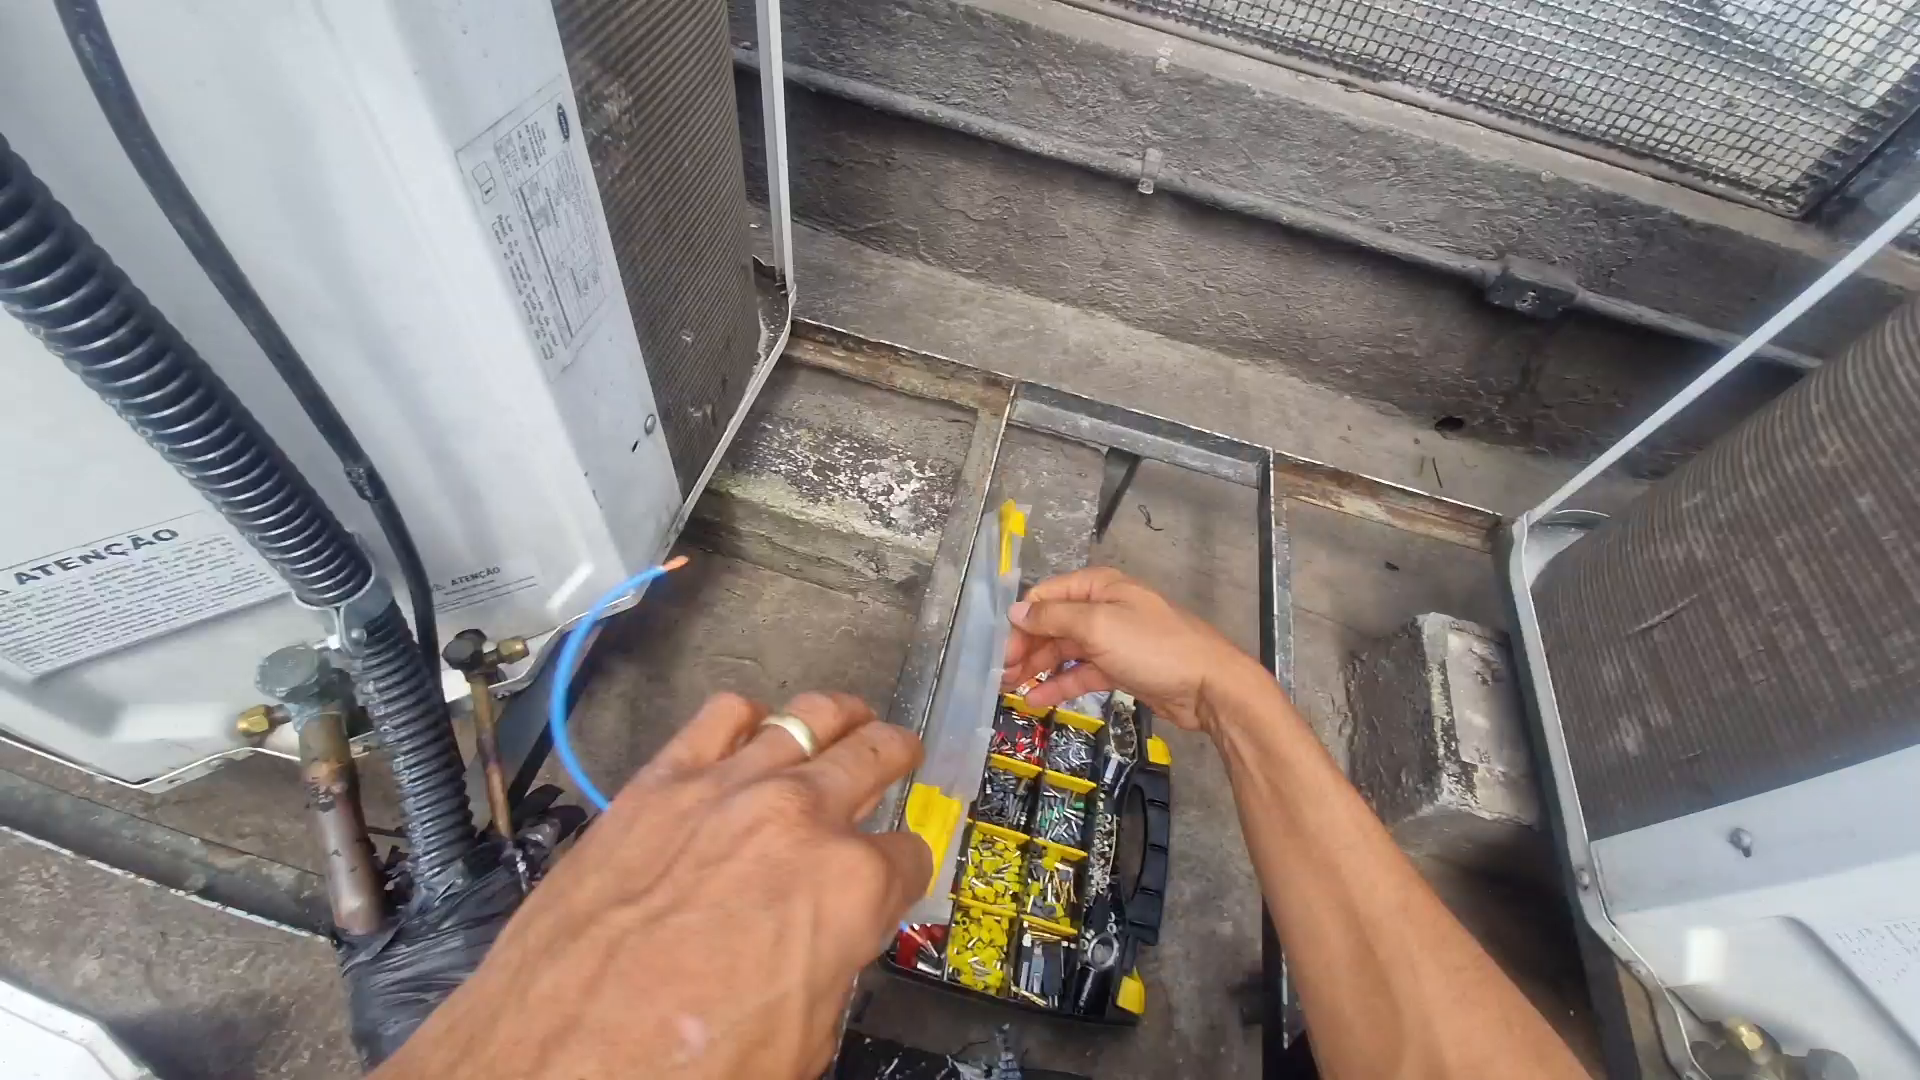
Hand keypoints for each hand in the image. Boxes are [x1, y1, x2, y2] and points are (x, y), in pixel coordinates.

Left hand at [373, 692, 931, 1079]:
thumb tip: (834, 932)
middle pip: (875, 755)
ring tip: (848, 716)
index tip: (896, 875)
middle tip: (901, 752)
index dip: (906, 870)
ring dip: (840, 715)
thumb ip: (837, 961)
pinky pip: (721, 715)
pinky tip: (752, 730)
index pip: (908, 856)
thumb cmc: (689, 1072)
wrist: (546, 1072)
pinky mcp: (662, 781)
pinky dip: (748, 716)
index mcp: (849, 886)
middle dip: (897, 754)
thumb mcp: (804, 1042)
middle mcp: (800, 817)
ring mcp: (729, 788)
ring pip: (809, 714)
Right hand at [1001, 566, 1268, 731]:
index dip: (1020, 621)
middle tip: (1000, 675)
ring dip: (1037, 667)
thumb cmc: (1152, 646)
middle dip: (1025, 647)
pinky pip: (1080, 673)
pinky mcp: (1118, 668)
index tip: (999, 648)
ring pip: (1063, 651)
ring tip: (1010, 689)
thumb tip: (1016, 611)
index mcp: (1097, 587)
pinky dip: (1059, 685)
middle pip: (1051, 625)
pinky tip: (1036, 700)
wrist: (1208, 686)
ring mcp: (1111, 639)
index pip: (1045, 596)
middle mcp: (1102, 607)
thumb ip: (1053, 617)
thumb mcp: (1098, 625)